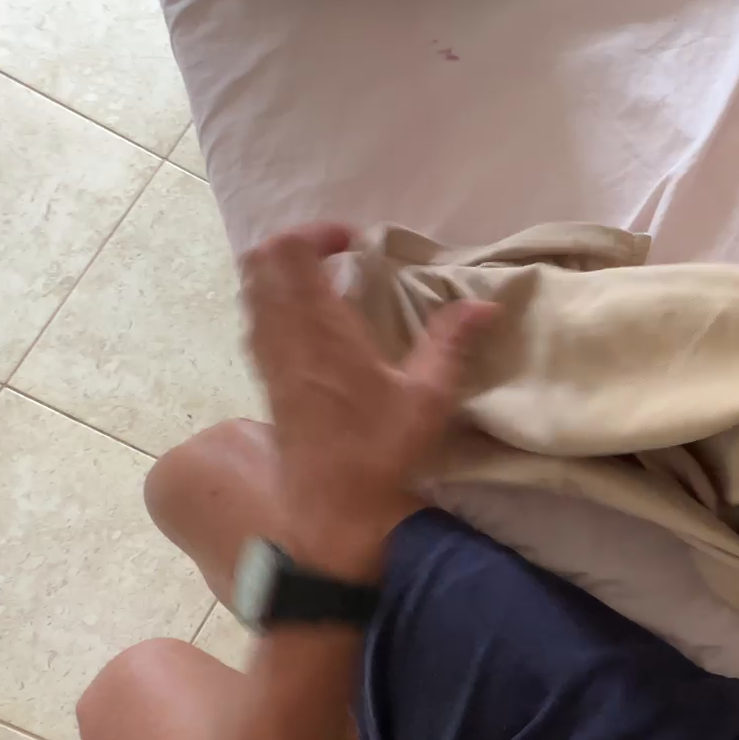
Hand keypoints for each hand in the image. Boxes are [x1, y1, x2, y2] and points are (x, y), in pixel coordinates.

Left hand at [240, 222, 495, 581]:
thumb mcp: (430, 397)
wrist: (332, 505)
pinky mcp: (266, 380)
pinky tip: (307, 322)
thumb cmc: (383, 451)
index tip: (356, 242)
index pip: (294, 255)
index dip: (317, 234)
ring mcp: (270, 359)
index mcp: (324, 333)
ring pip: (252, 290)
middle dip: (295, 246)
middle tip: (337, 254)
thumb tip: (485, 304)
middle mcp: (286, 337)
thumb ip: (453, 344)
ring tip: (322, 280)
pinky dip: (274, 302)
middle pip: (262, 262)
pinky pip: (255, 320)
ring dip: (281, 273)